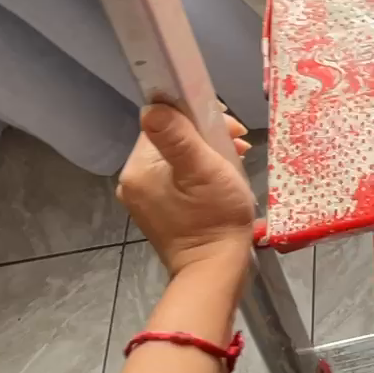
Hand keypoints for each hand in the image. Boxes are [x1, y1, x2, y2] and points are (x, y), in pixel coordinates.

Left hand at [117, 105, 256, 278]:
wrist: (216, 267)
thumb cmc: (214, 215)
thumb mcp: (201, 169)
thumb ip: (177, 137)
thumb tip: (151, 105)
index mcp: (138, 170)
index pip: (163, 122)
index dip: (196, 114)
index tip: (228, 123)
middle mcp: (134, 181)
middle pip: (172, 136)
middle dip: (207, 131)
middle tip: (239, 139)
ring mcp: (146, 195)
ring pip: (179, 153)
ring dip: (210, 147)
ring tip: (239, 153)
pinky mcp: (161, 206)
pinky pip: (180, 171)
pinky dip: (203, 165)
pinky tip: (225, 170)